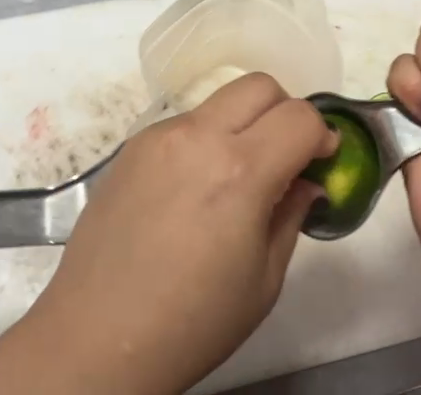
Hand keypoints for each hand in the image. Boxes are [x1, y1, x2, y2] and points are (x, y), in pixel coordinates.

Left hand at [0, 73, 337, 394]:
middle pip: (259, 85)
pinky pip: (184, 124)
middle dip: (284, 111)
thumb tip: (305, 180)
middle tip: (285, 156)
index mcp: (239, 171)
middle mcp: (197, 136)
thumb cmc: (193, 321)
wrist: (99, 335)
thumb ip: (290, 213)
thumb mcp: (263, 279)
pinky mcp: (131, 146)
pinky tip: (193, 189)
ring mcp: (158, 136)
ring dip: (241, 124)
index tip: (322, 161)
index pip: (299, 116)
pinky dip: (204, 140)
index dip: (321, 135)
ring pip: (218, 101)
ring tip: (235, 177)